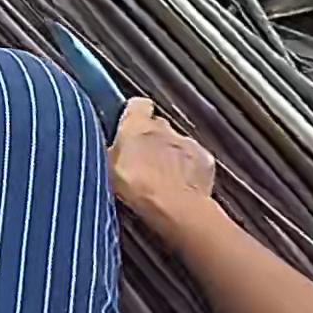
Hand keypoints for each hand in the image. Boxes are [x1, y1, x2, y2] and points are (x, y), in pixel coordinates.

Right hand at [109, 99, 224, 239]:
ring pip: (176, 142)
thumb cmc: (135, 185)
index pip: (137, 105)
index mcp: (137, 125)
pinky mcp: (206, 162)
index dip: (133, 113)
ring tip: (159, 175)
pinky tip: (178, 183)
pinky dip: (187, 167)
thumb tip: (105, 143)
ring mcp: (188, 144)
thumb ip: (109, 148)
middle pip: (157, 125)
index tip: (127, 124)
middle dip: (149, 137)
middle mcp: (164, 128)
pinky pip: (194, 159)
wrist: (175, 208)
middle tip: (138, 157)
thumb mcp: (106, 165)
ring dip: (168, 153)